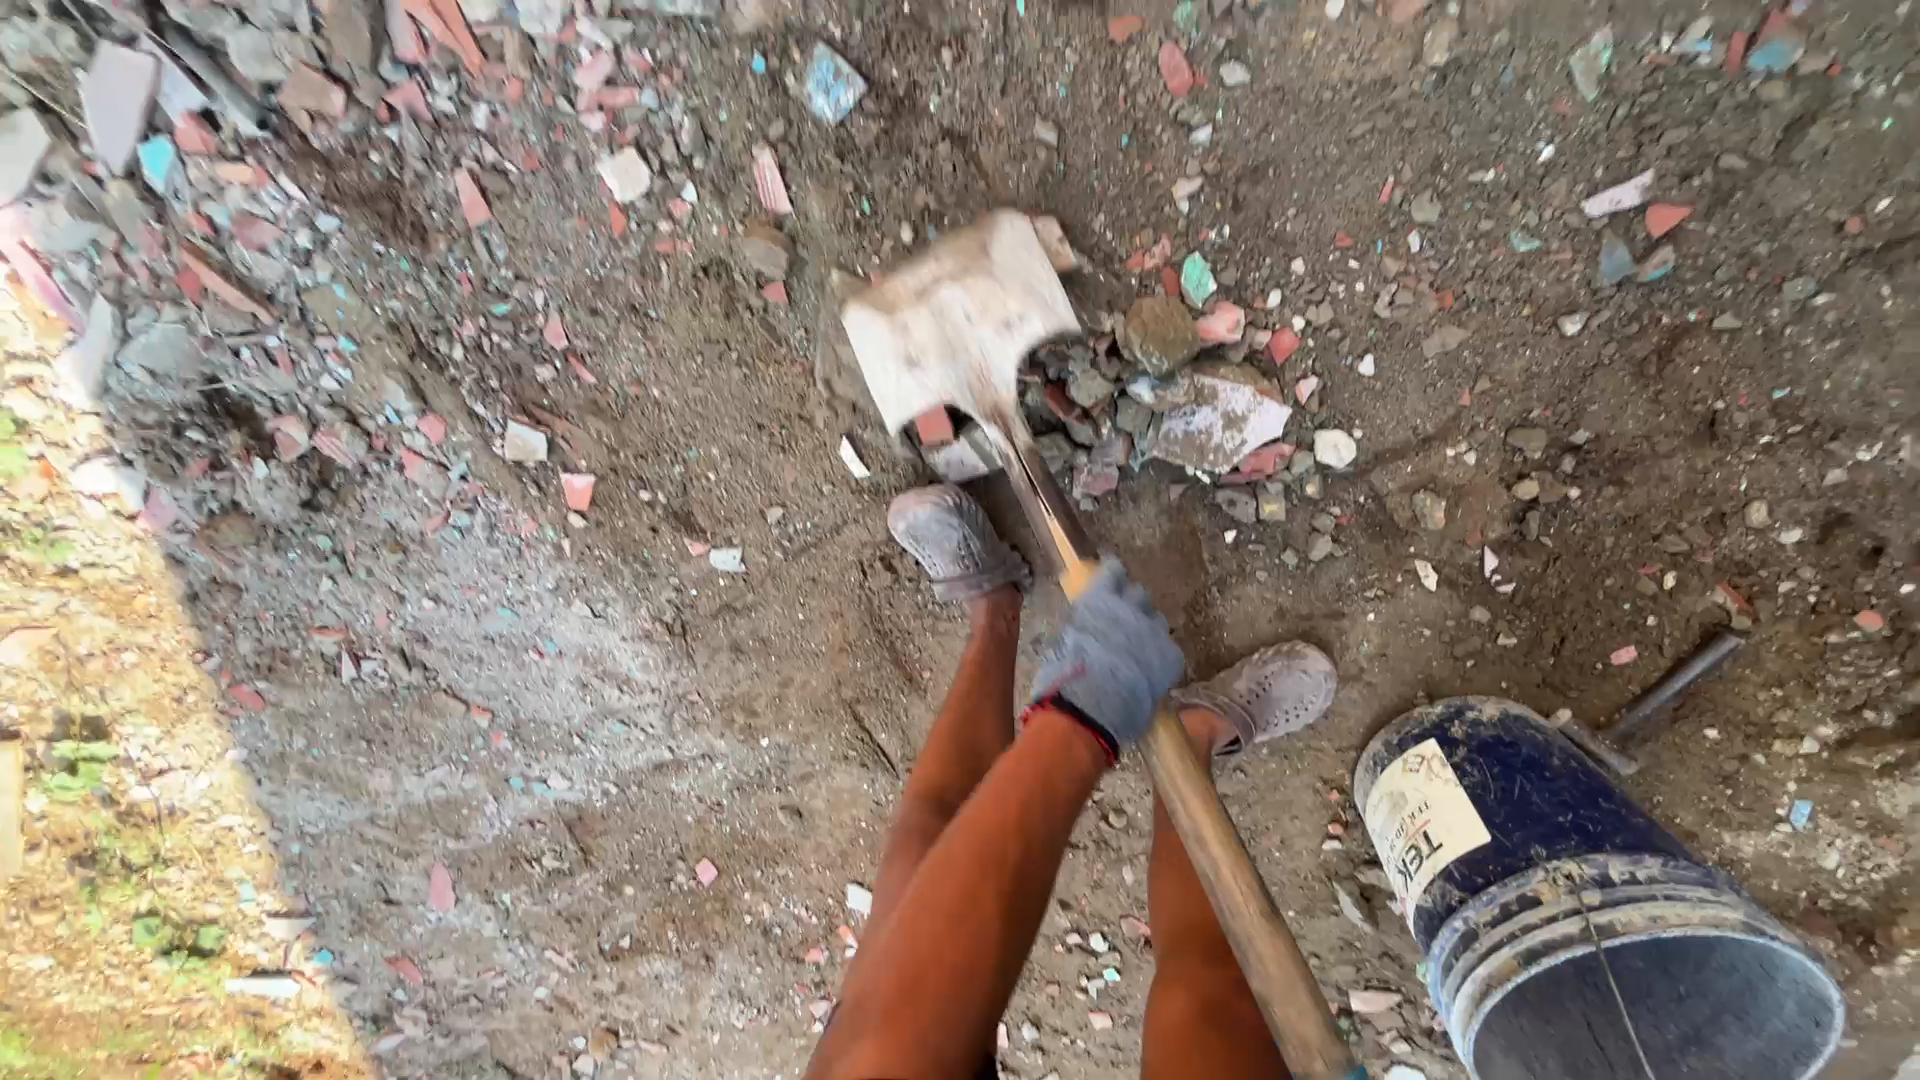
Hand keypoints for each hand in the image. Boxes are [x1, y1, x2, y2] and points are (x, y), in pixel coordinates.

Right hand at [1028, 558, 1185, 756]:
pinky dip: (1159, 658)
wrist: (1090, 707)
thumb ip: (1082, 624)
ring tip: (1138, 648)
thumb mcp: (1064, 639)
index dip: (1113, 573)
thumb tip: (1087, 625)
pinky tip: (1150, 671)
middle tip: (1123, 619)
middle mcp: (1131, 608)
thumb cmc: (1064, 675)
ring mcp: (1154, 632)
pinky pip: (1169, 651)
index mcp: (1100, 598)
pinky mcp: (1171, 657)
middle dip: (1131, 604)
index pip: (1113, 571)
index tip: (1111, 575)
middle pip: (1139, 595)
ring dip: (1147, 629)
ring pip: (1157, 621)